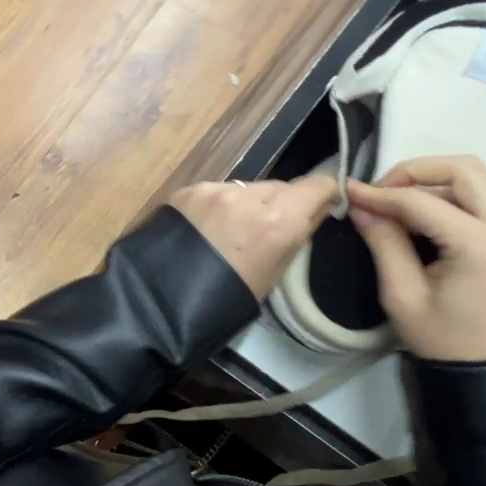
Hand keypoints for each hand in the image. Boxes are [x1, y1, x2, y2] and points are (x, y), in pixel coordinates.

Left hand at [171, 177, 337, 298]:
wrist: (163, 299)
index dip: (322, 194)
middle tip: (269, 226)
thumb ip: (296, 235)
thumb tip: (314, 211)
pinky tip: (207, 229)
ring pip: (246, 188)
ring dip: (247, 203)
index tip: (322, 204)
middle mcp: (248, 196)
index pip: (316, 186)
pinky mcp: (188, 191)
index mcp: (278, 221)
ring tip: (232, 231)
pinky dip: (219, 205)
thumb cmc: (227, 297)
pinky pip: (216, 192)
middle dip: (280, 203)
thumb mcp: (275, 273)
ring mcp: (215, 190)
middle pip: (279, 186)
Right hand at [346, 156, 485, 362]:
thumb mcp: (402, 295)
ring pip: (481, 182)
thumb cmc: (447, 342)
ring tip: (401, 206)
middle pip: (466, 169)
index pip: (423, 201)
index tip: (350, 192)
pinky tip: (428, 221)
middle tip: (384, 191)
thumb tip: (361, 206)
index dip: (380, 194)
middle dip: (417, 171)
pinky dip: (456, 201)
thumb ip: (384, 242)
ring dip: (437, 184)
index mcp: (483, 246)